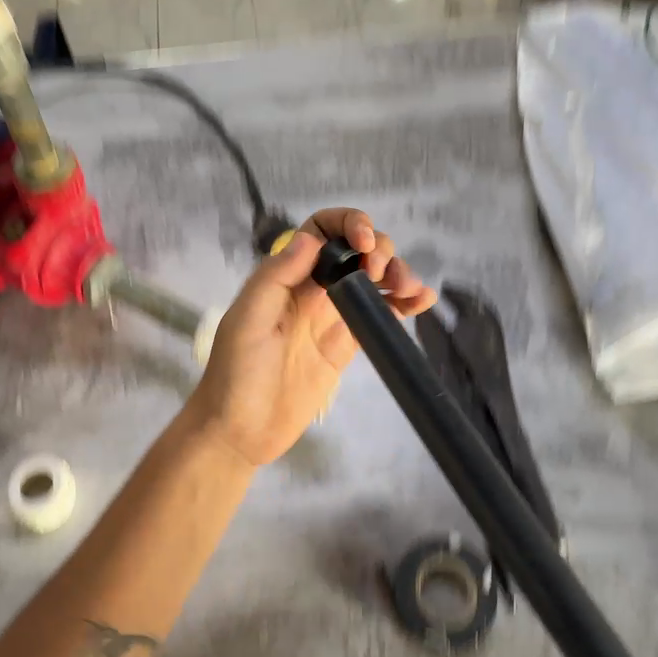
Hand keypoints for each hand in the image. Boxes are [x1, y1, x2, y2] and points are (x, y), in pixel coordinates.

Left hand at [183, 209, 437, 467]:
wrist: (241, 431)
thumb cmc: (235, 373)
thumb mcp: (248, 320)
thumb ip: (276, 277)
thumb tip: (311, 238)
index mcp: (286, 275)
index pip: (321, 230)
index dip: (347, 224)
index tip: (364, 244)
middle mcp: (312, 288)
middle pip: (355, 250)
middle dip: (379, 249)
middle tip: (381, 274)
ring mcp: (332, 316)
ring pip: (373, 280)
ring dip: (397, 272)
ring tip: (410, 289)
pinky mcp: (347, 345)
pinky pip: (379, 315)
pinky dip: (403, 304)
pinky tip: (422, 301)